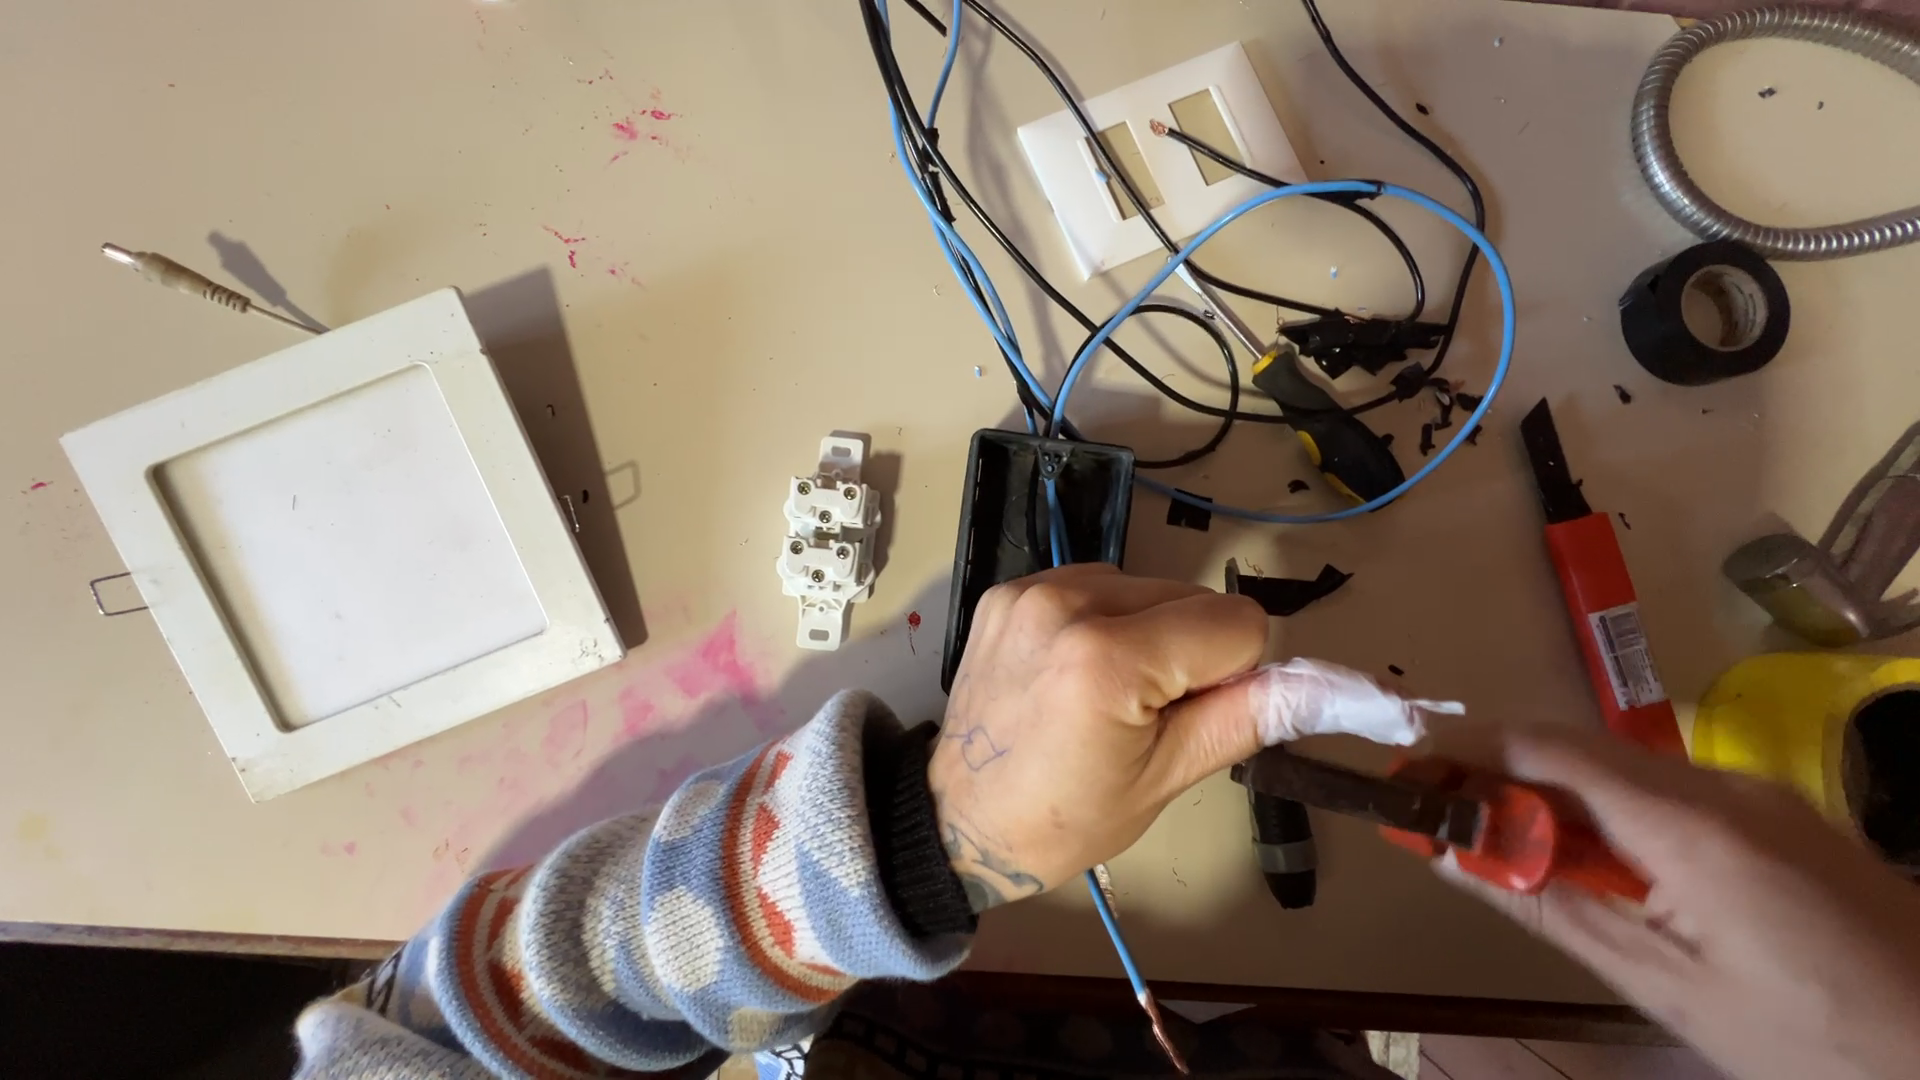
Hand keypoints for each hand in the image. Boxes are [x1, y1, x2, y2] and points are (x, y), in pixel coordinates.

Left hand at [928, 564, 1268, 909]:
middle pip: (1189, 596)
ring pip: (1144, 585)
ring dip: (1148, 629)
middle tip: (1144, 711)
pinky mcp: (1009, 589)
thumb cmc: (1066, 818)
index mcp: (1108, 656)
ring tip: (1105, 691)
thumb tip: (1339, 685)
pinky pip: (1094, 583)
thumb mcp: (1168, 776)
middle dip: (1190, 649)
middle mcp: (1066, 600)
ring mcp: (1031, 588)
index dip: (1234, 672)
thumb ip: (1253, 715)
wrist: (959, 816)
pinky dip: (1103, 617)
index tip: (1192, 713)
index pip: (1236, 622)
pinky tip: (1075, 666)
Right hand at [1431, 723, 1919, 1079]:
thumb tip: (1441, 853)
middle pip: (1571, 744)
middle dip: (1490, 764)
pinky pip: (1656, 784)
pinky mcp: (1775, 813)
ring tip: (1494, 831)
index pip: (1543, 749)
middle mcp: (1720, 785)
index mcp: (1690, 825)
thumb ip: (1542, 904)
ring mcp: (1755, 794)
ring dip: (1540, 785)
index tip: (1406, 771)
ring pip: (1611, 761)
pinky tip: (1584, 850)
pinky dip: (1595, 801)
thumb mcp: (1661, 982)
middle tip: (1434, 802)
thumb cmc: (1820, 1044)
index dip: (1462, 750)